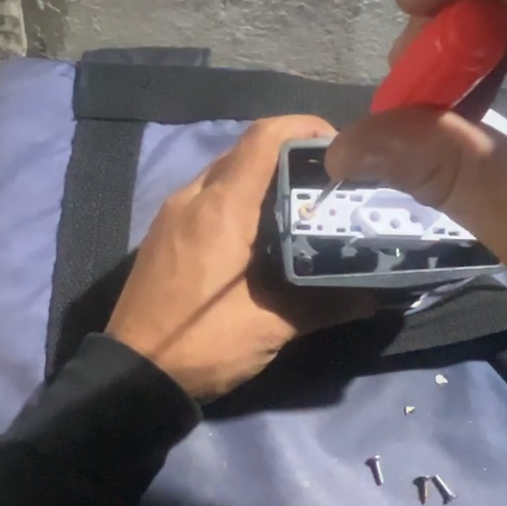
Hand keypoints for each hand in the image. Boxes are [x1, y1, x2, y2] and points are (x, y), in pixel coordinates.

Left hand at [107, 116, 369, 399]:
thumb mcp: (269, 327)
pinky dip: (235, 206)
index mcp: (220, 208)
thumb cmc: (203, 344)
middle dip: (288, 160)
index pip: (264, 138)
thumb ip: (323, 304)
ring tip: (296, 214)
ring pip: (222, 177)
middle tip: (325, 189)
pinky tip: (256, 241)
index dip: (304, 128)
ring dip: (260, 184)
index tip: (339, 149)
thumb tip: (373, 298)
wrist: (133, 376)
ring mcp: (170, 217)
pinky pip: (204, 202)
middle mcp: (191, 198)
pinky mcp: (161, 237)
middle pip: (245, 153)